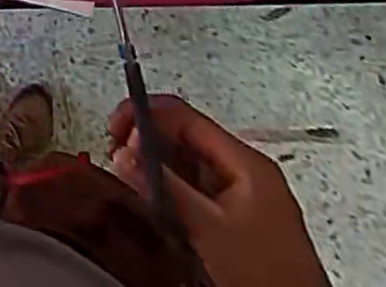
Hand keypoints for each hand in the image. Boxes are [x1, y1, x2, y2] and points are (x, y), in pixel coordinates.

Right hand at [108, 94, 328, 286]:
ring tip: (131, 178)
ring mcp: (240, 195)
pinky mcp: (235, 219)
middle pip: (184, 136)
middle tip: (118, 154)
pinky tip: (154, 201)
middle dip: (147, 140)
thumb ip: (166, 188)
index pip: (184, 117)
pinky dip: (169, 189)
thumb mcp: (210, 229)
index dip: (146, 115)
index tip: (117, 128)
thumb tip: (125, 155)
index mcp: (244, 162)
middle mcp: (243, 171)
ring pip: (186, 162)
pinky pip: (193, 188)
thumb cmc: (268, 277)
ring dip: (155, 165)